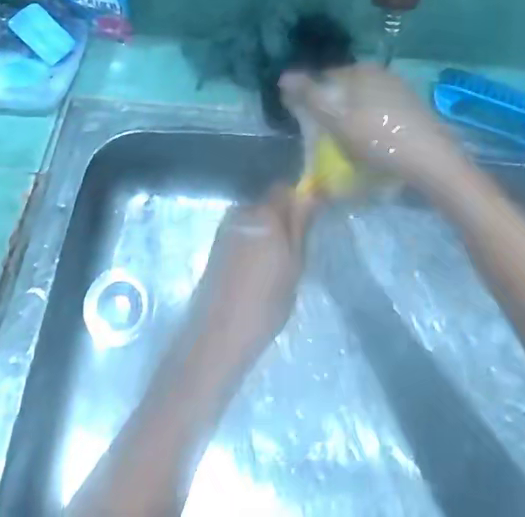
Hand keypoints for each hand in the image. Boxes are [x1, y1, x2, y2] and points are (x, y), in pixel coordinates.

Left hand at [185, 185, 315, 362]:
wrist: (217, 336)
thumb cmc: (266, 302)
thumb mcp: (295, 265)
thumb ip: (301, 226)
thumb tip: (310, 196)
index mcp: (264, 213)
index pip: (284, 188)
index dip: (298, 200)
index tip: (309, 221)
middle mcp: (241, 212)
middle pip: (268, 203)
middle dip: (282, 217)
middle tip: (294, 248)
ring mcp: (225, 229)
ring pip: (254, 219)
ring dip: (266, 231)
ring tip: (275, 264)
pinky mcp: (214, 247)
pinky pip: (241, 233)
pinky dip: (252, 243)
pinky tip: (256, 271)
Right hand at [280, 65, 473, 196]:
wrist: (432, 161)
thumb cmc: (378, 139)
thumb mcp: (337, 121)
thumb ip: (309, 97)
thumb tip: (284, 75)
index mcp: (360, 70)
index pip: (324, 78)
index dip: (311, 99)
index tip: (305, 124)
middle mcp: (380, 73)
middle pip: (345, 90)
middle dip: (332, 110)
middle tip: (325, 139)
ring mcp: (399, 89)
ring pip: (363, 102)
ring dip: (352, 120)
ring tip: (347, 147)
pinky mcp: (412, 108)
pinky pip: (381, 113)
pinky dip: (372, 126)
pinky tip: (373, 147)